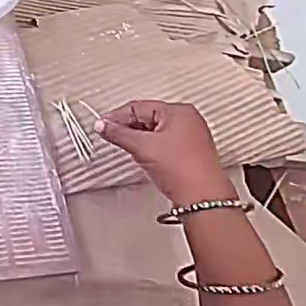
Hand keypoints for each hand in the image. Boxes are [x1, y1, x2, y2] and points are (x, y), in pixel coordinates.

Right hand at [98, 100, 235, 204]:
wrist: (202, 199)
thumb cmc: (184, 170)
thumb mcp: (142, 147)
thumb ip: (118, 133)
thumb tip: (103, 125)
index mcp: (179, 111)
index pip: (138, 107)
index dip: (117, 117)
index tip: (103, 126)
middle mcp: (188, 119)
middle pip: (146, 117)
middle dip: (128, 127)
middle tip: (112, 136)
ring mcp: (191, 135)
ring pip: (154, 130)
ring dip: (138, 138)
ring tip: (131, 148)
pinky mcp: (190, 151)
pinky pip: (163, 141)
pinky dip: (150, 146)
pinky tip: (146, 156)